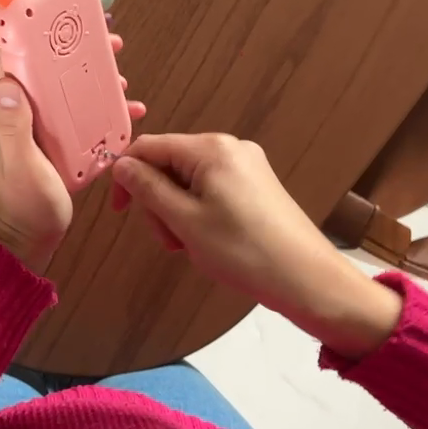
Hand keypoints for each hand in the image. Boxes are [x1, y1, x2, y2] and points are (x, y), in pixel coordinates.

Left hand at [0, 35, 144, 271]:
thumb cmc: (26, 202)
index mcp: (8, 107)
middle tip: (106, 34)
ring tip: (120, 66)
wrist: (34, 235)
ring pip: (68, 81)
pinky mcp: (62, 136)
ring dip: (94, 69)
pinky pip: (84, 108)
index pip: (12, 53)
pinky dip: (105, 103)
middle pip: (48, 61)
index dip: (28, 23)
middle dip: (74, 41)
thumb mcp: (21, 163)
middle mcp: (24, 108)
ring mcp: (44, 122)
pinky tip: (130, 108)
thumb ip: (15, 124)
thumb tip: (8, 80)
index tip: (53, 1)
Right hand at [109, 133, 400, 357]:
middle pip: (169, 164)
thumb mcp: (184, 221)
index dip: (126, 176)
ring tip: (190, 245)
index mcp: (211, 149)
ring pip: (188, 181)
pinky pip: (210, 191)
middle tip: (170, 240)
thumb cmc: (244, 251)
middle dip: (158, 201)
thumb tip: (120, 165)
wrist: (308, 281)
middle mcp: (230, 148)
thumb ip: (147, 188)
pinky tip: (207, 241)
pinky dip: (198, 214)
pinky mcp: (255, 187)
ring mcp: (246, 167)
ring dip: (177, 213)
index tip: (118, 211)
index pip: (149, 147)